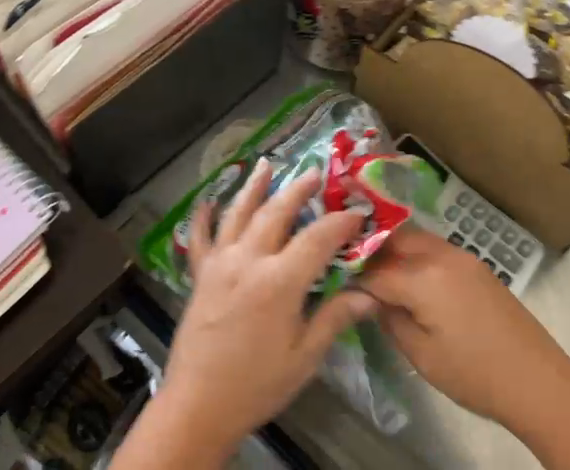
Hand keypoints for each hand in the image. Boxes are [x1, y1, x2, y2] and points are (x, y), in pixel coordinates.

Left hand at [156, 159, 375, 452]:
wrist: (199, 403)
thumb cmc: (258, 384)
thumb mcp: (304, 357)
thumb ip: (334, 318)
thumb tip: (370, 295)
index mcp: (280, 281)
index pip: (318, 239)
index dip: (340, 222)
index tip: (358, 212)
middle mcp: (248, 260)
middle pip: (276, 212)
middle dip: (298, 190)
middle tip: (314, 172)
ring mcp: (220, 263)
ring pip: (238, 214)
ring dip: (253, 187)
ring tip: (265, 165)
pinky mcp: (200, 274)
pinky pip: (201, 237)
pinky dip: (204, 216)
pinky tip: (207, 201)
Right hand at [357, 225, 554, 424]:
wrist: (539, 382)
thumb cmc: (475, 374)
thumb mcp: (421, 354)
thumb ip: (389, 318)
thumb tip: (369, 297)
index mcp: (423, 277)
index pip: (372, 268)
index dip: (350, 275)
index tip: (332, 282)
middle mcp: (440, 255)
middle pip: (392, 238)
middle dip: (368, 249)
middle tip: (349, 269)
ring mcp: (461, 256)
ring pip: (413, 238)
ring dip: (391, 249)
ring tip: (375, 273)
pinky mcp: (475, 266)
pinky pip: (433, 248)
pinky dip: (413, 256)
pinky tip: (408, 279)